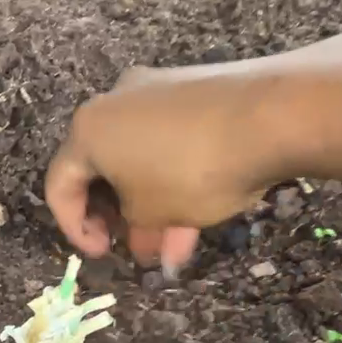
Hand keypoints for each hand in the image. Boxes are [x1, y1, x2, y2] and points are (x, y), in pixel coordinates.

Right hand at [44, 59, 294, 273]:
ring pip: (142, 159)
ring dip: (152, 204)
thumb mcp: (149, 214)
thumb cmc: (193, 170)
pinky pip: (173, 142)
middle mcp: (116, 101)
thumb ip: (130, 223)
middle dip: (118, 216)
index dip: (73, 228)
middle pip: (102, 169)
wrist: (281, 113)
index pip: (60, 186)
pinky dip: (177, 178)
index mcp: (88, 130)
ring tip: (175, 244)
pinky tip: (199, 214)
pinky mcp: (200, 88)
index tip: (101, 254)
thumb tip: (139, 230)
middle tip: (134, 246)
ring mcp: (160, 89)